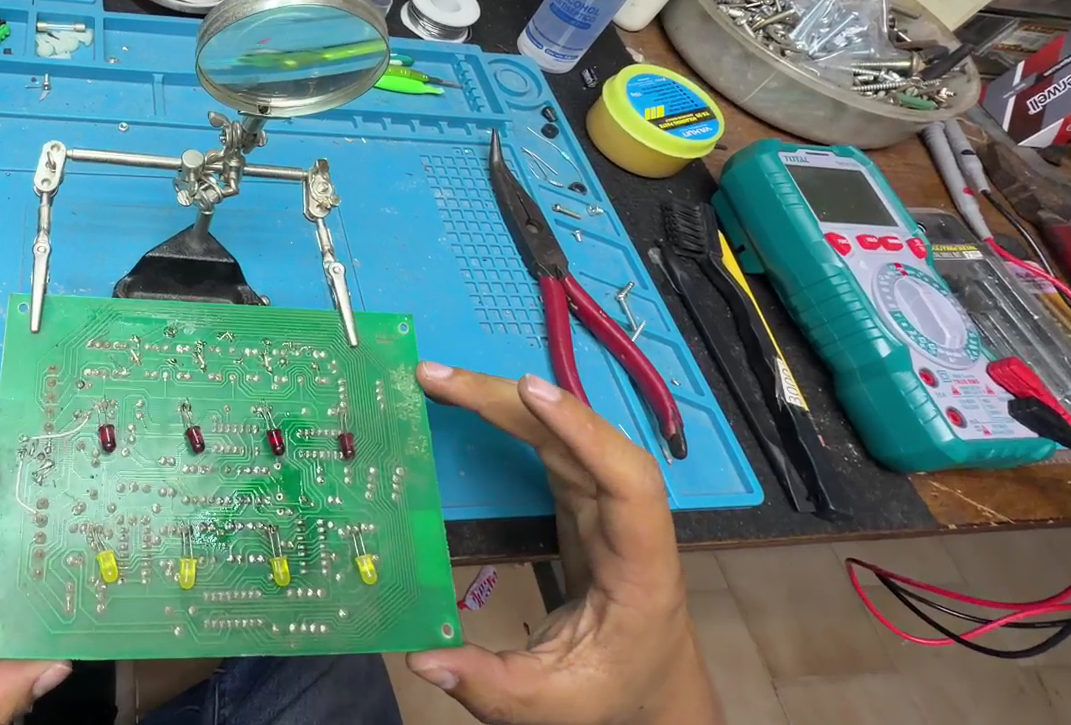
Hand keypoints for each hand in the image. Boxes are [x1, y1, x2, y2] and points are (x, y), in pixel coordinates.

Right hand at [407, 364, 720, 724]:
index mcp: (639, 569)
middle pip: (581, 440)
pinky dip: (510, 417)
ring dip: (502, 400)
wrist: (653, 692)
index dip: (582, 429)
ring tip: (439, 381)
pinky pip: (549, 445)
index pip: (628, 482)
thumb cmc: (614, 695)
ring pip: (560, 434)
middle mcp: (625, 521)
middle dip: (511, 401)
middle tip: (437, 378)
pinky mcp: (581, 499)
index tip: (528, 390)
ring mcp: (602, 504)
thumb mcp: (552, 705)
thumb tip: (418, 658)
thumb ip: (490, 685)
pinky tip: (473, 400)